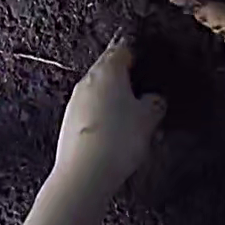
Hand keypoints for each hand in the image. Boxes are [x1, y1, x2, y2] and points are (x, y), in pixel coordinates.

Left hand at [54, 34, 165, 187]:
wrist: (83, 175)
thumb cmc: (118, 139)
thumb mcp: (149, 119)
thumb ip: (155, 103)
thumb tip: (154, 99)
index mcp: (108, 70)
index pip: (122, 49)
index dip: (136, 55)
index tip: (147, 65)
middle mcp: (88, 80)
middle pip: (108, 70)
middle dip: (126, 80)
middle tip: (144, 94)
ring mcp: (76, 101)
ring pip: (99, 92)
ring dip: (114, 100)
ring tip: (133, 119)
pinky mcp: (69, 122)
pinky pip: (91, 112)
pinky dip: (103, 117)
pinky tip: (115, 135)